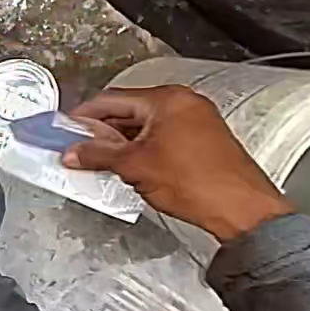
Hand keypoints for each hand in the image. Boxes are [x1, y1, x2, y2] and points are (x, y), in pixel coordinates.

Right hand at [63, 85, 294, 240]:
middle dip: (101, 130)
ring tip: (100, 160)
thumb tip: (73, 152)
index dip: (84, 115)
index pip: (111, 99)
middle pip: (127, 110)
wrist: (242, 211)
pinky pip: (160, 136)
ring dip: (120, 141)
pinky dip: (140, 148)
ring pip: (143, 125)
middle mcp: (183, 103)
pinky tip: (127, 166)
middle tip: (79, 147)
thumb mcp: (133, 166)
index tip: (67, 128)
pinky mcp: (202, 139)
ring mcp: (196, 120)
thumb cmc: (197, 183)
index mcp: (167, 99)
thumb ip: (96, 154)